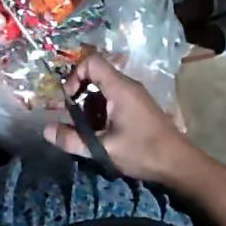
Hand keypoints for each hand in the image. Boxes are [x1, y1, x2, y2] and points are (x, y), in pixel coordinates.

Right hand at [43, 56, 200, 184]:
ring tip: (82, 129)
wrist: (179, 164)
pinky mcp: (138, 107)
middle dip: (78, 93)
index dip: (74, 76)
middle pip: (96, 75)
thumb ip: (72, 140)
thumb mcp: (103, 148)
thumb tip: (46, 130)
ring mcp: (135, 96)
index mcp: (120, 88)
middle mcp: (128, 86)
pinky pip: (113, 99)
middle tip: (67, 115)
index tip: (68, 100)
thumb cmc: (142, 152)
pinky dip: (101, 111)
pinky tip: (99, 133)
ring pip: (103, 89)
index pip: (92, 62)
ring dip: (89, 106)